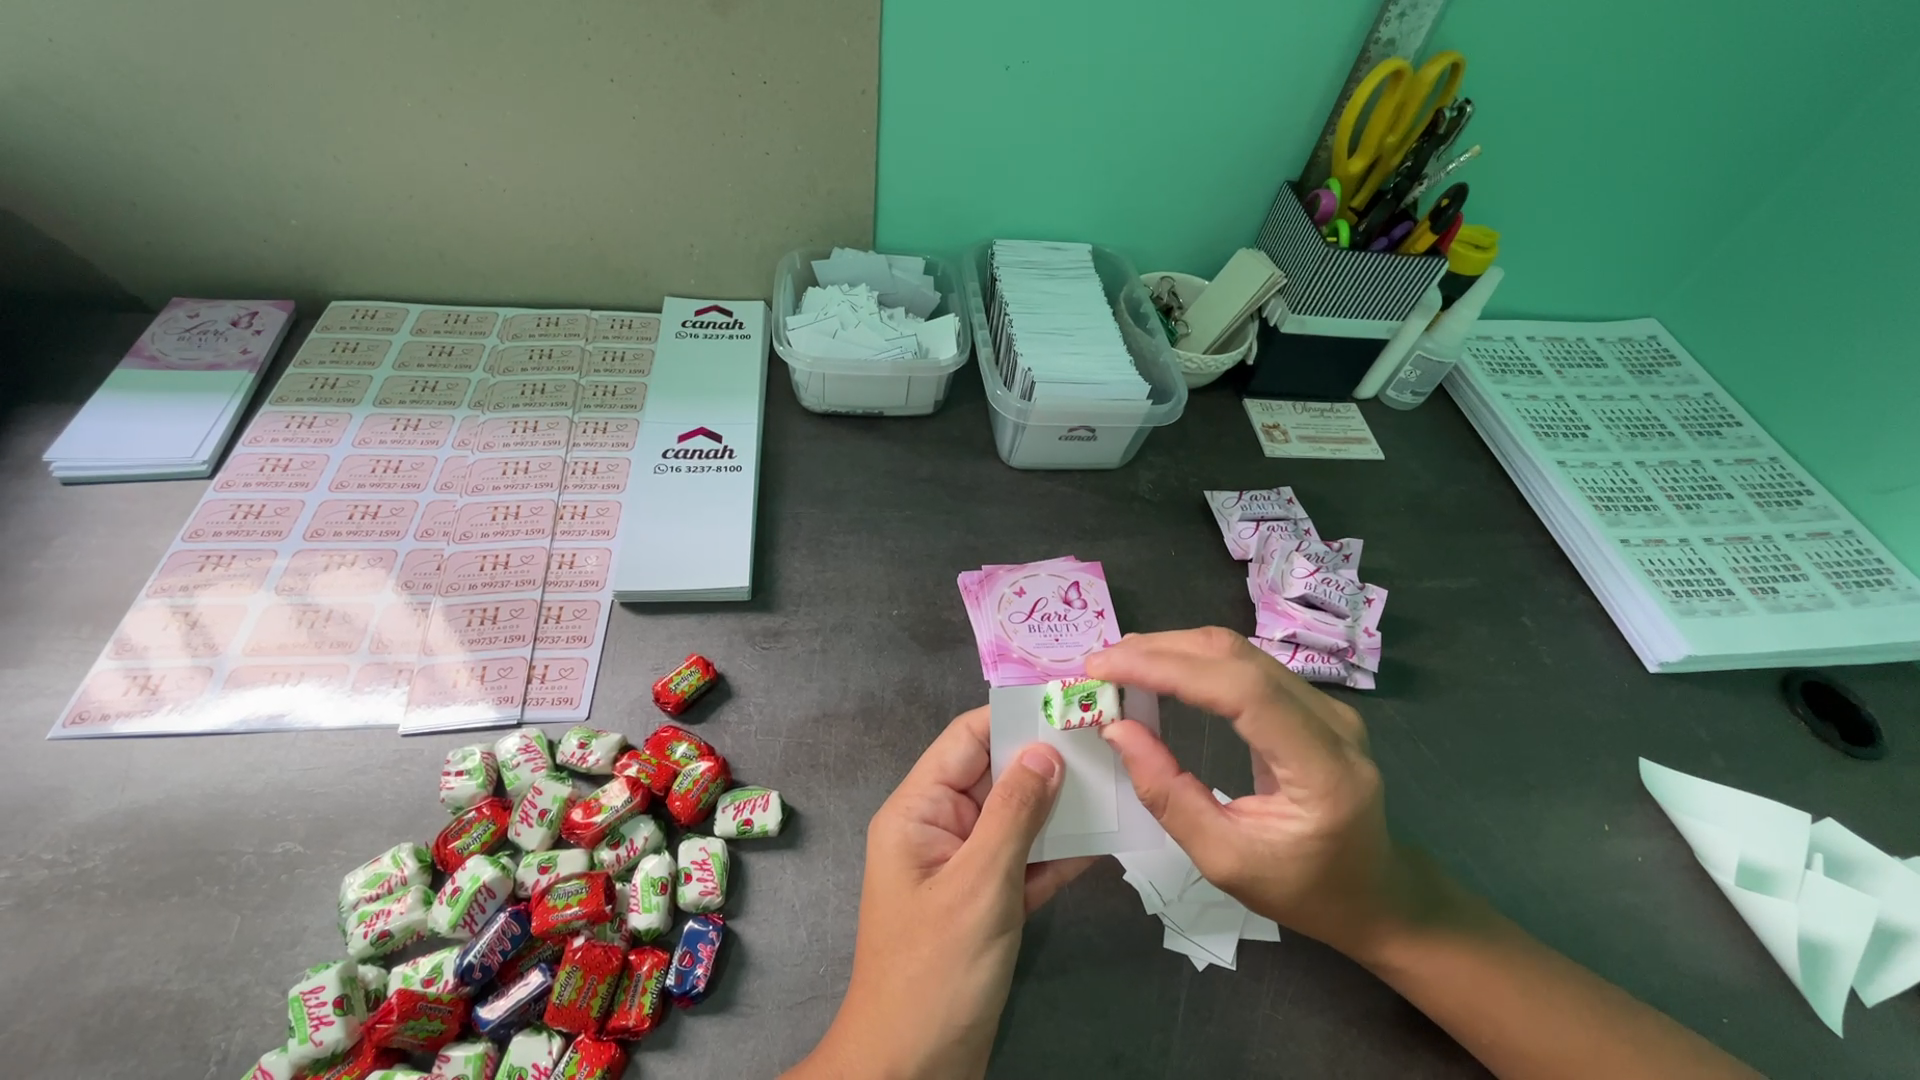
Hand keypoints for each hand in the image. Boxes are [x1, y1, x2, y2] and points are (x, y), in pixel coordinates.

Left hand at [787, 707, 1095, 1079]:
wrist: (912, 1070)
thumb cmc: (935, 971)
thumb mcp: (978, 885)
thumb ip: (1014, 814)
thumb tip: (1046, 750)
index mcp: (917, 811)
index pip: (965, 740)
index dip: (1012, 717)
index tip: (1067, 703)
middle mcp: (939, 828)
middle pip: (994, 774)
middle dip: (1045, 759)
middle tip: (1107, 741)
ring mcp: (963, 866)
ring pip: (1014, 818)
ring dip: (1058, 806)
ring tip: (1115, 783)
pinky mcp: (986, 901)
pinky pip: (1024, 861)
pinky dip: (1057, 852)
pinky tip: (1102, 839)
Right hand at [1086, 627, 1406, 959]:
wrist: (1376, 893)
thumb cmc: (1303, 890)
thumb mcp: (1225, 860)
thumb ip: (1168, 795)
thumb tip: (1117, 729)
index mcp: (1320, 768)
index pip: (1241, 689)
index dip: (1168, 668)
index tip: (1105, 668)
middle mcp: (1331, 721)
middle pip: (1237, 656)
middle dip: (1160, 650)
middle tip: (1100, 664)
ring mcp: (1327, 705)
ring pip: (1240, 651)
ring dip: (1173, 649)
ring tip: (1119, 663)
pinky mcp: (1312, 702)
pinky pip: (1246, 664)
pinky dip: (1194, 661)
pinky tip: (1159, 669)